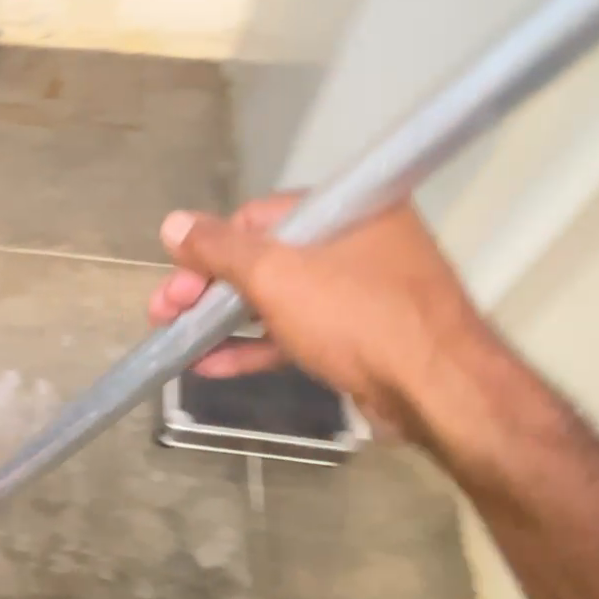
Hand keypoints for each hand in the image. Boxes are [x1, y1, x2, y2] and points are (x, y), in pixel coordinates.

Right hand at [149, 195, 497, 438]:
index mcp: (343, 209)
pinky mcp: (352, 335)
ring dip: (220, 322)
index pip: (255, 219)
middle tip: (163, 314)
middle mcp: (350, 242)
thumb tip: (173, 223)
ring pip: (271, 299)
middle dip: (204, 290)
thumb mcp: (277, 276)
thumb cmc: (356, 317)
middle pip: (259, 260)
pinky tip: (209, 365)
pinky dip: (252, 346)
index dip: (207, 250)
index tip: (176, 283)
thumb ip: (220, 250)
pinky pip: (291, 332)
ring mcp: (353, 291)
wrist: (435, 389)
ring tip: (174, 341)